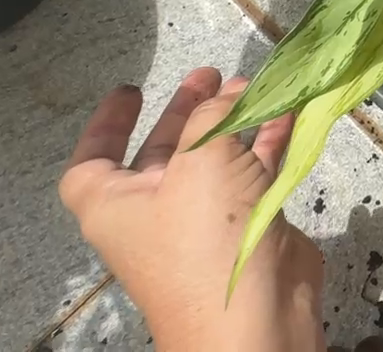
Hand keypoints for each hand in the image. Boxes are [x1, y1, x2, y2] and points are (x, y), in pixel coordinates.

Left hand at [59, 67, 324, 351]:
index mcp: (118, 204)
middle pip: (163, 151)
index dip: (107, 124)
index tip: (132, 90)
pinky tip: (289, 112)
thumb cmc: (203, 234)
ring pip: (216, 157)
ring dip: (235, 121)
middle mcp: (156, 209)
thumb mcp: (199, 161)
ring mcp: (204, 217)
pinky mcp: (247, 220)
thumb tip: (229, 91)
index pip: (93, 161)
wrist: (250, 307)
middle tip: (213, 75)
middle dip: (187, 111)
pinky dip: (269, 138)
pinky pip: (254, 168)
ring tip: (256, 85)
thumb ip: (212, 117)